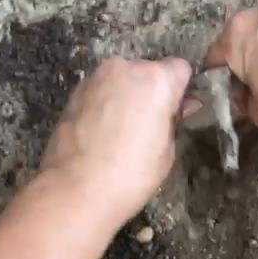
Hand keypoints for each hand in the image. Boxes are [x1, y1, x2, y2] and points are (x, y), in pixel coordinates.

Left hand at [36, 57, 194, 223]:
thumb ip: (174, 121)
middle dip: (152, 94)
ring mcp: (96, 78)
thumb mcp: (166, 152)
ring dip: (126, 98)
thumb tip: (182, 106)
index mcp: (156, 80)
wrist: (77, 190)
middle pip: (149, 72)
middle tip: (148, 128)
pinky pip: (101, 92)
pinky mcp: (75, 92)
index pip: (181, 69)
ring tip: (121, 134)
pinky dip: (106, 106)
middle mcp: (125, 69)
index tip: (176, 114)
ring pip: (122, 80)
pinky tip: (102, 134)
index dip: (181, 92)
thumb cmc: (131, 175)